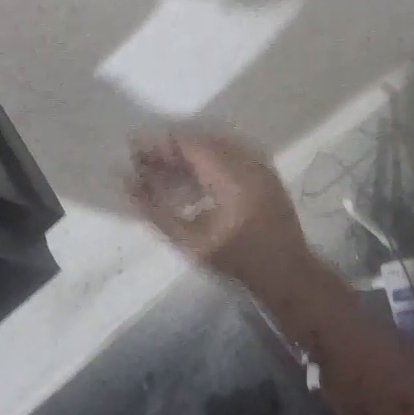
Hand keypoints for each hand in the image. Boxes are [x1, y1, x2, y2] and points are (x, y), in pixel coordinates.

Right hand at [127, 128, 310, 290]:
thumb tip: (126, 185)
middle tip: (144, 162)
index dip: (157, 143)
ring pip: (215, 144)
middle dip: (169, 148)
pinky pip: (230, 152)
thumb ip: (155, 210)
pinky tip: (193, 180)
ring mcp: (259, 163)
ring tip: (164, 171)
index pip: (186, 142)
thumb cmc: (236, 259)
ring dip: (187, 154)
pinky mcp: (265, 172)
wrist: (287, 273)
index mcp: (228, 173)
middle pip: (199, 140)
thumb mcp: (189, 241)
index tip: (133, 149)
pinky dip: (207, 159)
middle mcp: (246, 159)